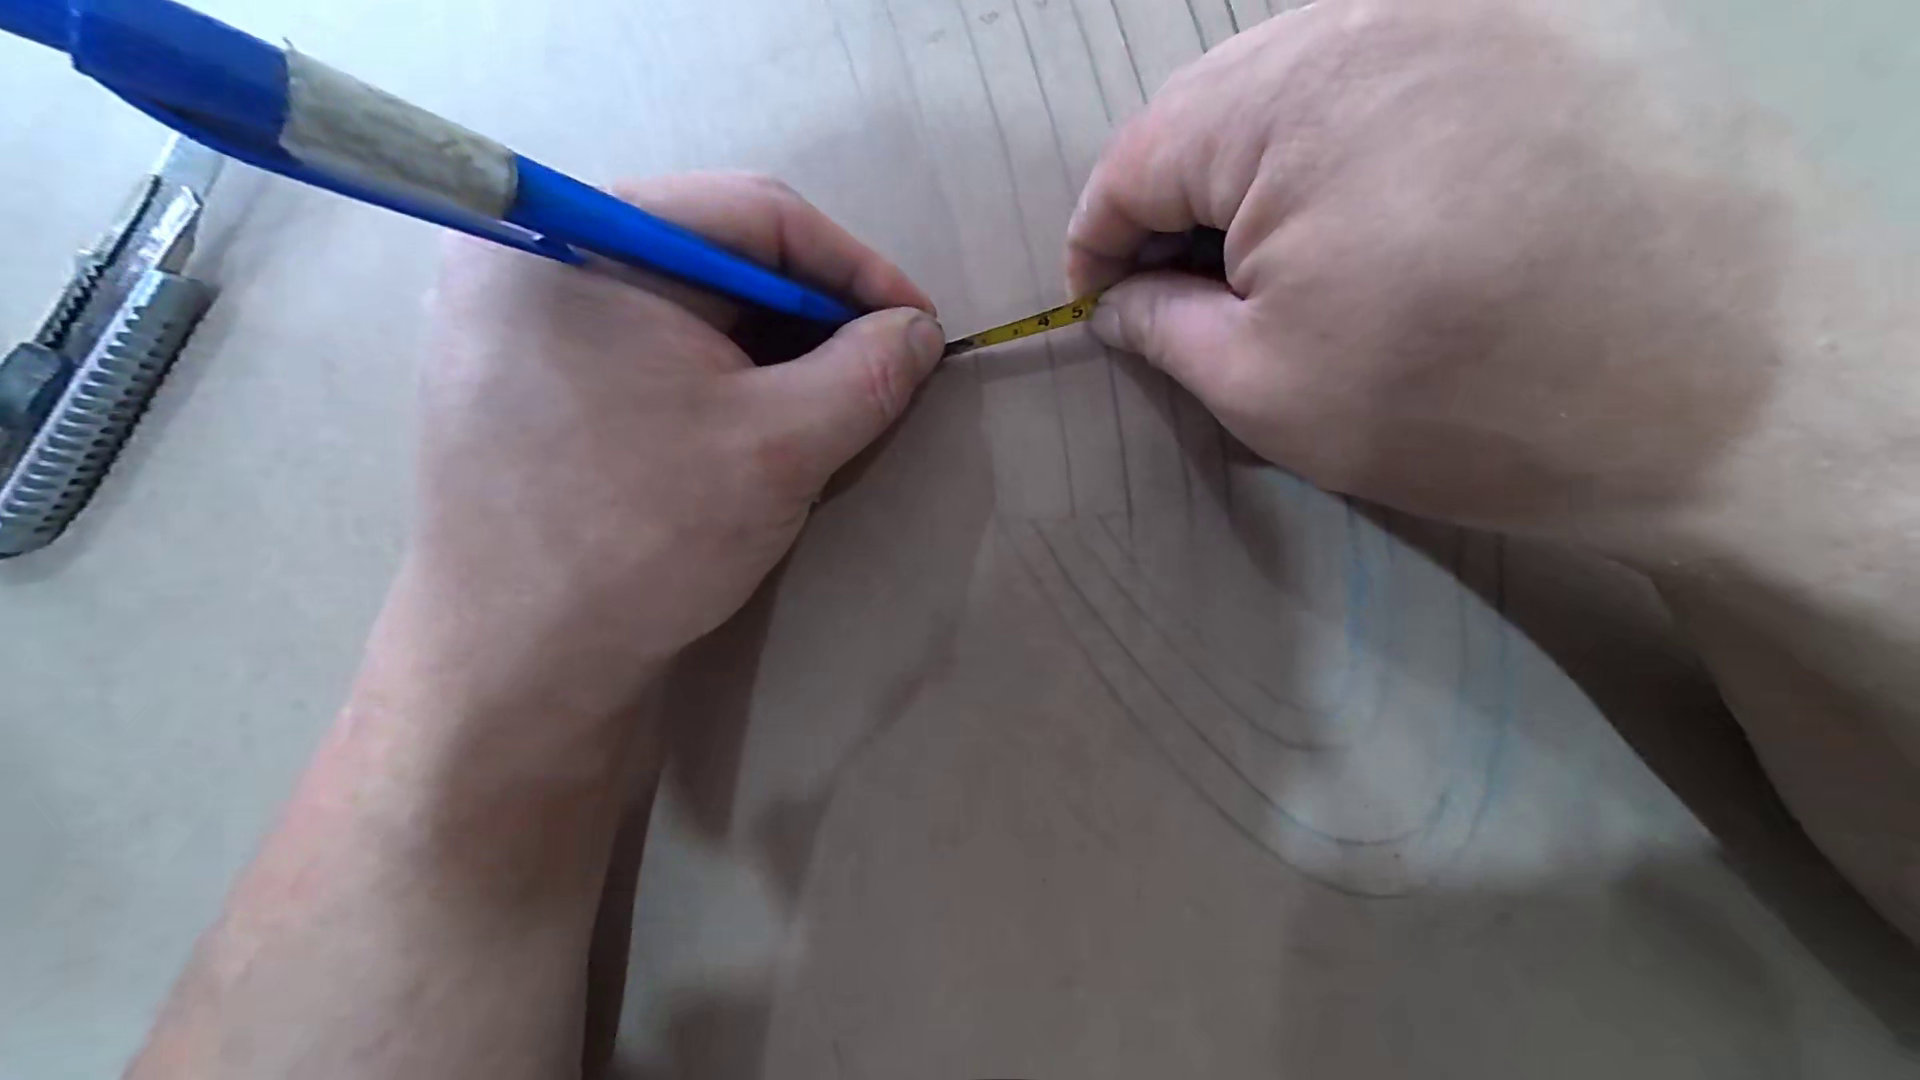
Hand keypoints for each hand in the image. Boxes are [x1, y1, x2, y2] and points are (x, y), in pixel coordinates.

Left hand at [397, 173, 943, 721]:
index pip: (755, 215)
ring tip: (827, 408)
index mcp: (576, 238)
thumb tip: (920, 330)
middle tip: (879, 372)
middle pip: (722, 258)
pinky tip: (760, 427)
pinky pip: (661, 351)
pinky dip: (730, 379)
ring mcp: (530, 323)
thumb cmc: (646, 539)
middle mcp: (537, 257)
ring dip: (778, 354)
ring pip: (696, 309)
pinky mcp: (540, 381)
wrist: (526, 664)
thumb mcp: (781, 448)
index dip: (856, 267)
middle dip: (818, 317)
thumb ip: (868, 375)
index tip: (918, 324)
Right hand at [1068, 0, 1787, 549]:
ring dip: (1248, 181)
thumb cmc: (1454, 410)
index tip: (1093, 302)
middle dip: (1168, 209)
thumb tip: (1111, 302)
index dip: (1096, 238)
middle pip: (1213, 109)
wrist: (1743, 409)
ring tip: (1254, 272)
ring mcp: (1489, 0)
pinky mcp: (1559, 25)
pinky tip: (1348, 226)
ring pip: (1297, 88)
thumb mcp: (1259, 386)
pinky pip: (1387, 77)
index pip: (1139, 154)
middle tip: (1167, 294)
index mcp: (1301, 94)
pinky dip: (1333, 153)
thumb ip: (1159, 327)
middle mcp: (1392, 8)